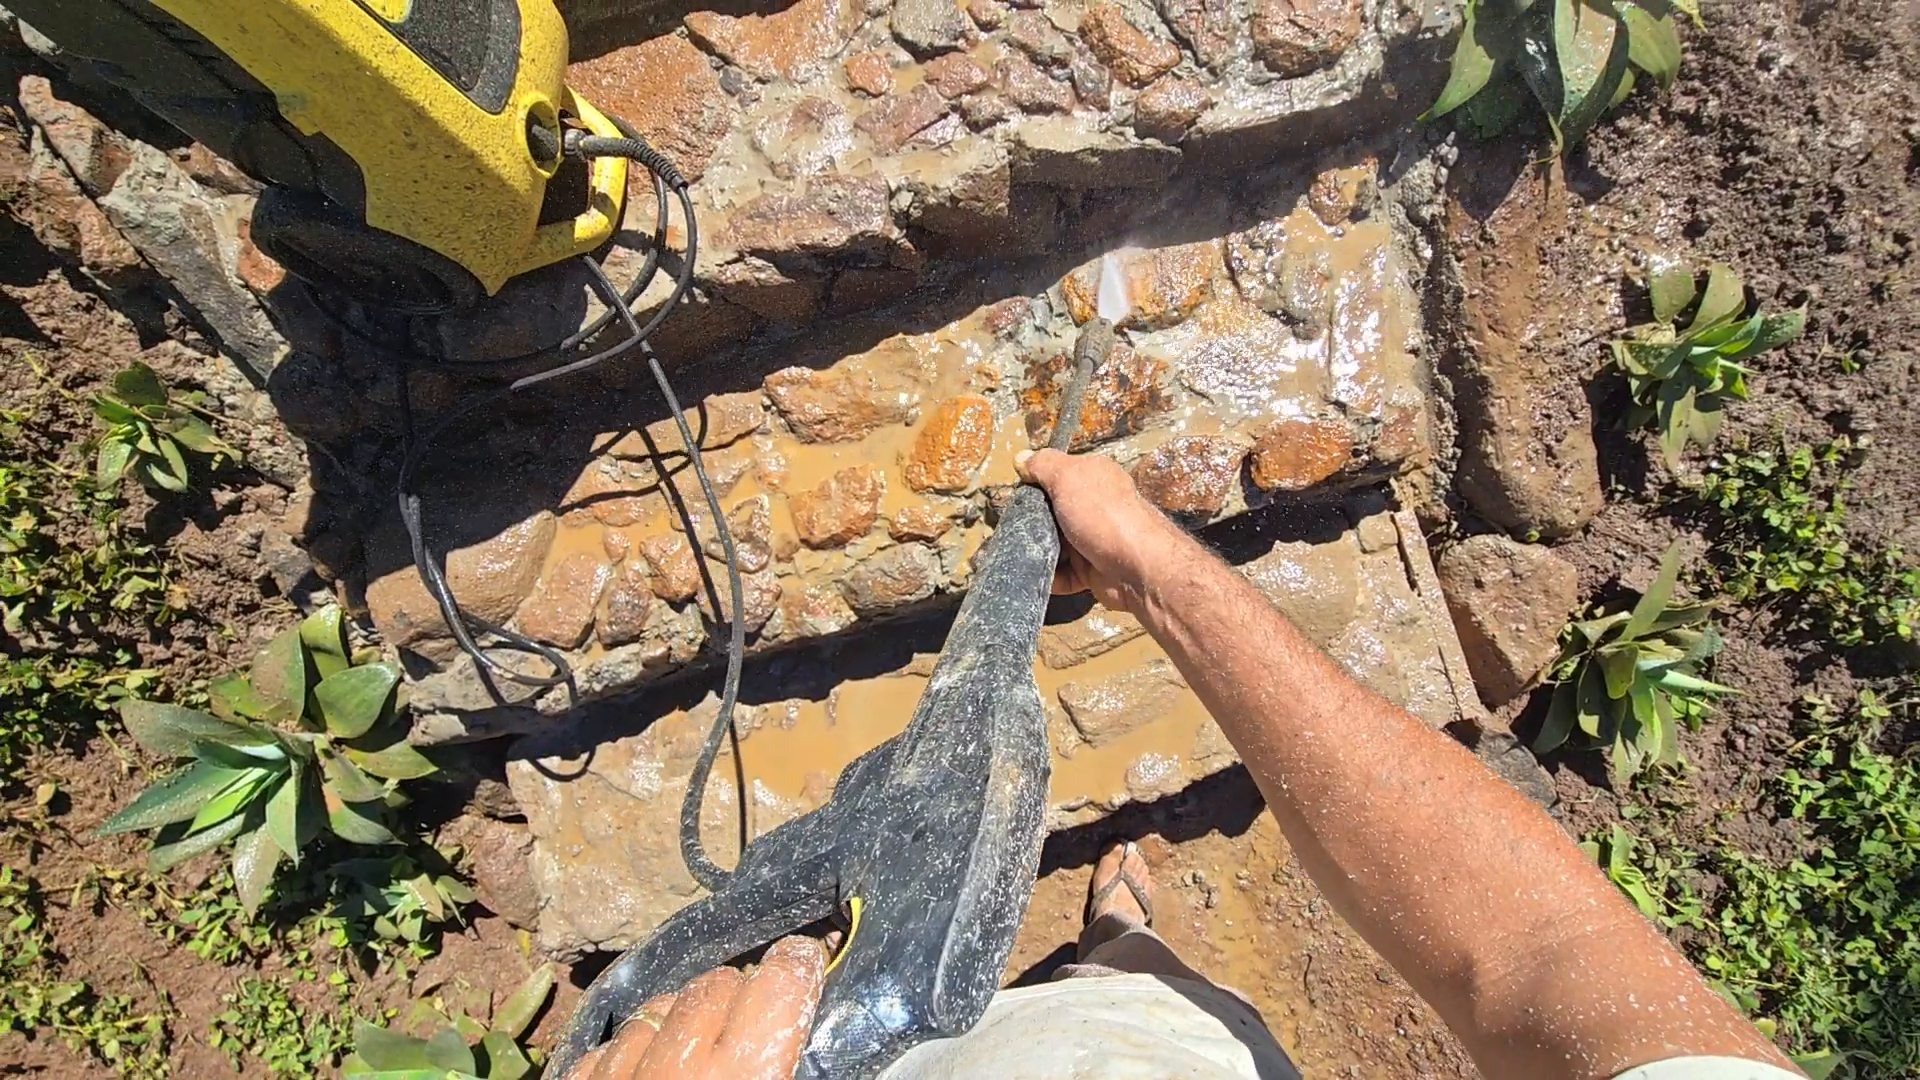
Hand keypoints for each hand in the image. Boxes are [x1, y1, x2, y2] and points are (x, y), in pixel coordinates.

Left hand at [567, 937, 826, 1079]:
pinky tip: (644, 1068)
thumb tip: (802, 1023)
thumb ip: (787, 1059)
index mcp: (747, 1075)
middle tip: (747, 1017)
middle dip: (736, 990)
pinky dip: (628, 1050)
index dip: (799, 964)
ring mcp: (624, 1077)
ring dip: (679, 1016)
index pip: (782, 981)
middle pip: (717, 982)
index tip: (804, 963)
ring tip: (693, 1045)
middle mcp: (685, 1067)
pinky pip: (607, 1047)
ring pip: (659, 1005)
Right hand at [1015, 448, 1177, 614]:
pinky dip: (1047, 576)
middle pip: (1052, 512)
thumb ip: (1042, 465)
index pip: (1056, 476)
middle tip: (1006, 530)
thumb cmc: (1102, 514)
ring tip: (1011, 554)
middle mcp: (1094, 507)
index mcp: (1093, 478)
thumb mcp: (1068, 477)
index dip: (1033, 485)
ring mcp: (1092, 540)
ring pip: (1054, 545)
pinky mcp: (1090, 571)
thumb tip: (1020, 457)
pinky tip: (1028, 575)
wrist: (1137, 567)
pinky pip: (1060, 573)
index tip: (1012, 498)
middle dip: (1030, 522)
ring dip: (1035, 551)